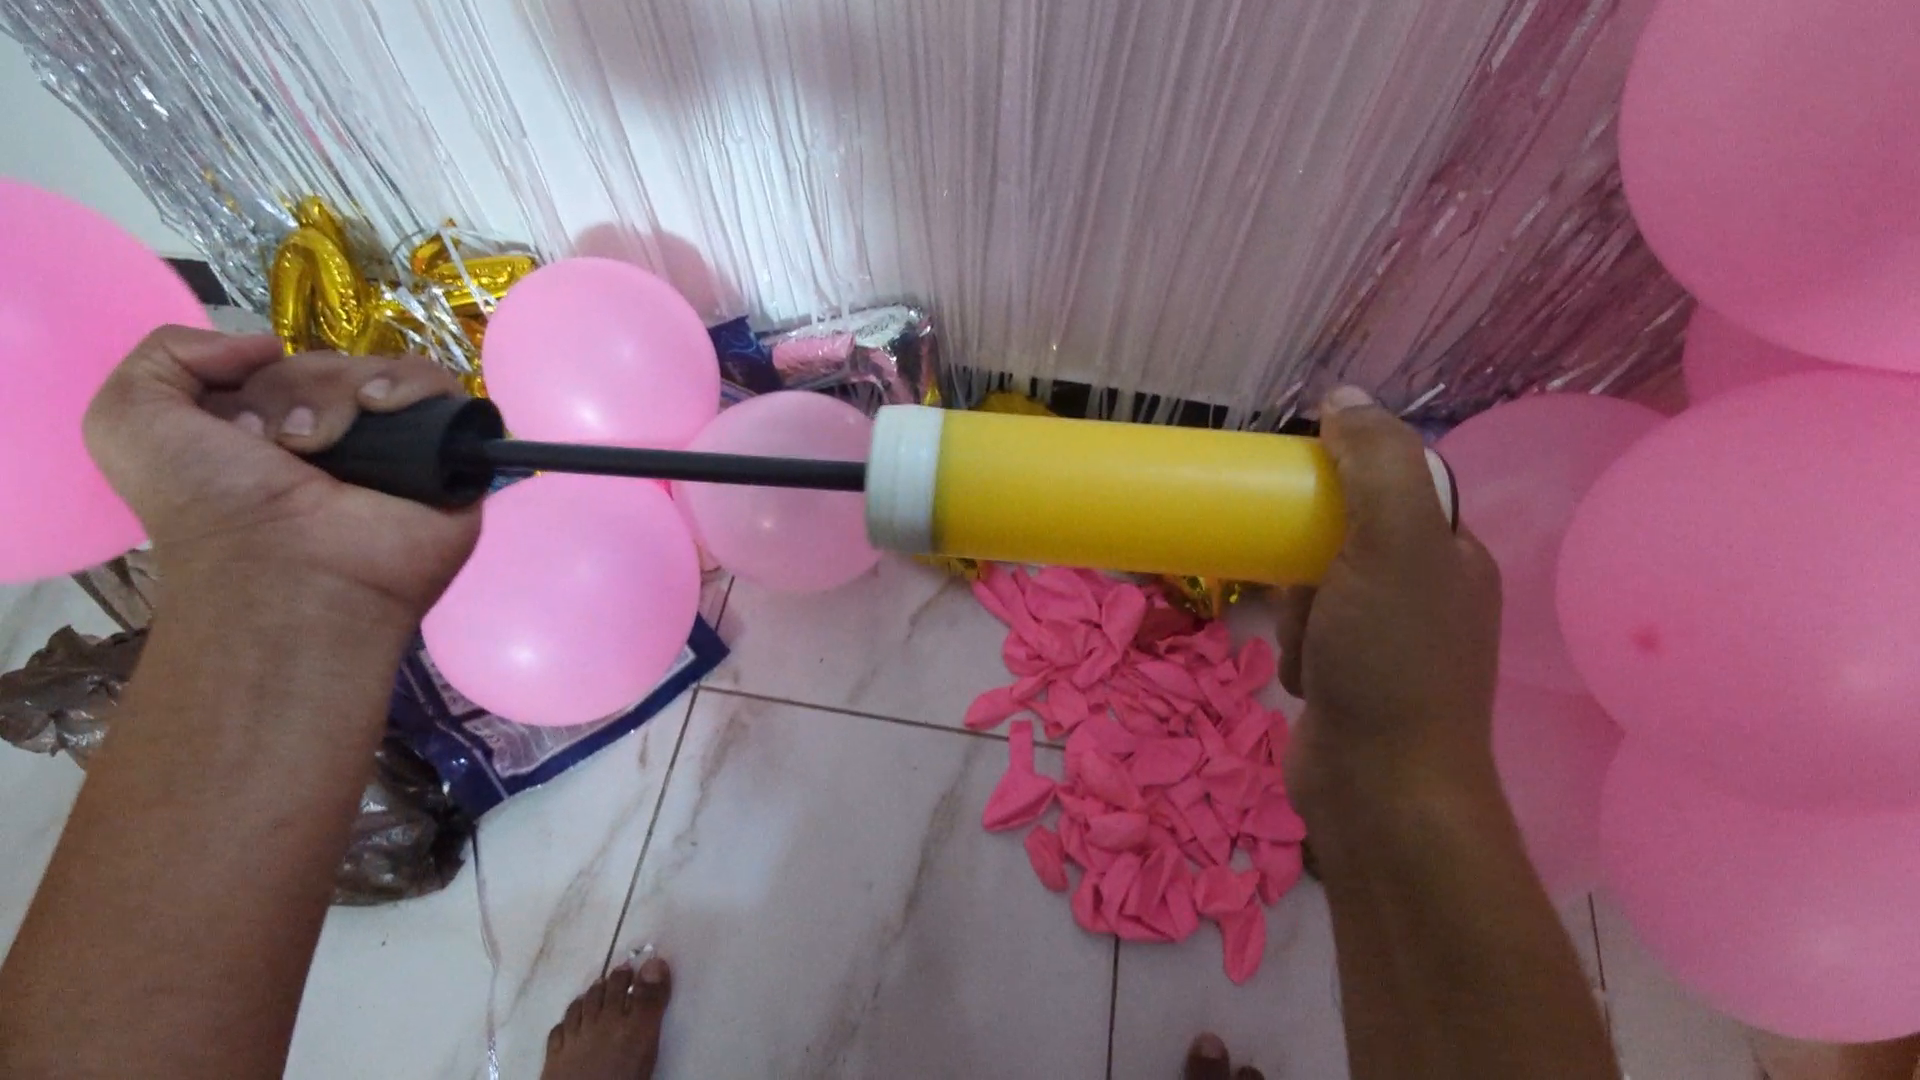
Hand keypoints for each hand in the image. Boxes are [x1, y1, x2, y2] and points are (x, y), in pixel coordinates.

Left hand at [83, 327, 480, 620]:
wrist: (292, 568)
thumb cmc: (210, 504)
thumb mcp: (130, 421)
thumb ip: (167, 355)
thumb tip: (268, 344)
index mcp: (280, 429)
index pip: (290, 365)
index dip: (261, 375)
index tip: (242, 425)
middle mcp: (347, 438)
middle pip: (339, 365)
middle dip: (304, 387)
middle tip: (290, 443)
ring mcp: (406, 448)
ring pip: (392, 373)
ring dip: (352, 387)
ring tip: (338, 435)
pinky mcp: (455, 456)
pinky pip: (450, 395)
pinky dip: (415, 386)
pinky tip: (384, 409)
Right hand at [1279, 387, 1502, 819]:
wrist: (1381, 787)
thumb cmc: (1390, 661)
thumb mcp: (1392, 545)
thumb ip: (1376, 466)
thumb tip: (1343, 398)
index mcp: (1454, 552)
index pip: (1390, 483)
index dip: (1341, 483)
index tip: (1298, 497)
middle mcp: (1427, 590)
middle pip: (1340, 536)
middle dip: (1307, 564)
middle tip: (1304, 589)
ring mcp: (1389, 639)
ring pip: (1314, 587)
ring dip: (1297, 610)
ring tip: (1311, 647)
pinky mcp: (1353, 677)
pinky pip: (1307, 634)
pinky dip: (1295, 648)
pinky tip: (1306, 679)